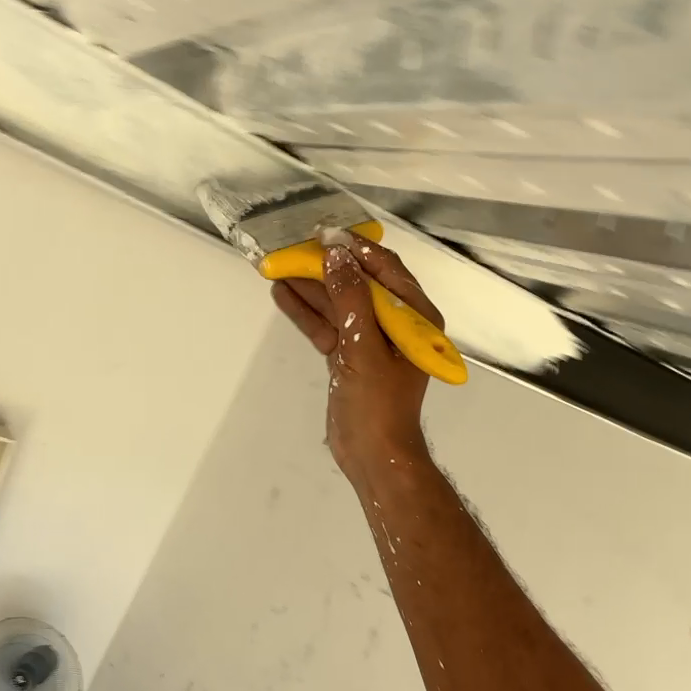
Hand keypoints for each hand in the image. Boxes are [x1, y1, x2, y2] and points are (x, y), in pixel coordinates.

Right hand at [271, 232, 440, 481]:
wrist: (373, 456)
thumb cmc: (378, 405)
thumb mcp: (364, 348)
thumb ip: (351, 300)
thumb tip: (336, 256)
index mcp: (413, 318)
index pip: (385, 269)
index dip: (354, 249)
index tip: (323, 235)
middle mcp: (394, 323)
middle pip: (357, 283)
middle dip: (326, 267)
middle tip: (292, 249)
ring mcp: (369, 340)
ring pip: (338, 304)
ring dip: (310, 288)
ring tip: (278, 267)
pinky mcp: (349, 357)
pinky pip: (328, 326)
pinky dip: (307, 313)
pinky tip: (283, 296)